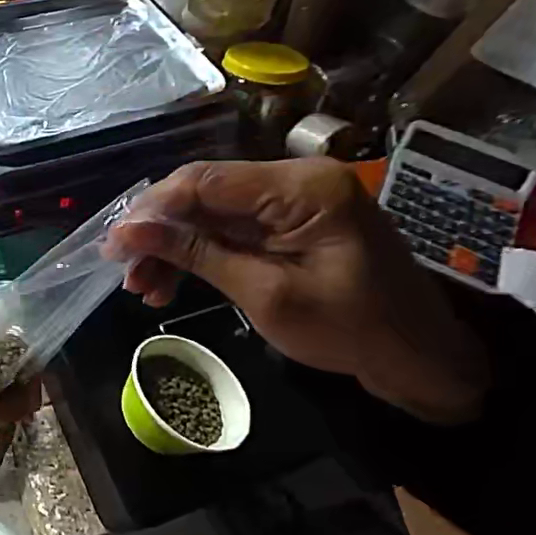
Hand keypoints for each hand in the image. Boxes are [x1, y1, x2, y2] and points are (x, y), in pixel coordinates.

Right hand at [106, 159, 488, 423]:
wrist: (420, 356)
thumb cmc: (353, 331)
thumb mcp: (267, 295)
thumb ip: (198, 255)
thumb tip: (132, 232)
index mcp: (301, 187)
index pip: (205, 180)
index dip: (152, 209)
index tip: (115, 243)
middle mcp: (293, 178)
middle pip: (203, 193)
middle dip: (158, 232)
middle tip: (125, 271)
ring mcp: (291, 198)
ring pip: (209, 212)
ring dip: (172, 246)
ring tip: (143, 286)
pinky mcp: (287, 220)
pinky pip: (228, 227)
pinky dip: (198, 253)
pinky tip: (170, 282)